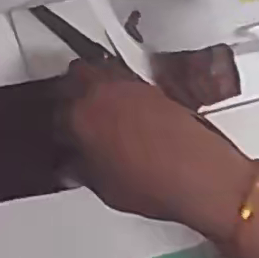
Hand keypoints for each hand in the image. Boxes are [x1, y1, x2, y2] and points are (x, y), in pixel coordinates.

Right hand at [59, 60, 251, 239]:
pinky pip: (120, 75)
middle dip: (67, 91)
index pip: (54, 115)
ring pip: (94, 68)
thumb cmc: (158, 185)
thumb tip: (73, 167)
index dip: (55, 127)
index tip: (61, 138)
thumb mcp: (107, 189)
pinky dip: (114, 84)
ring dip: (89, 80)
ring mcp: (124, 85)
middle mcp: (99, 94)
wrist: (204, 179)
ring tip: (92, 99)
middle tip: (70, 110)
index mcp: (78, 118)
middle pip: (70, 78)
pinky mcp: (147, 85)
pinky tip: (120, 103)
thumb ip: (81, 171)